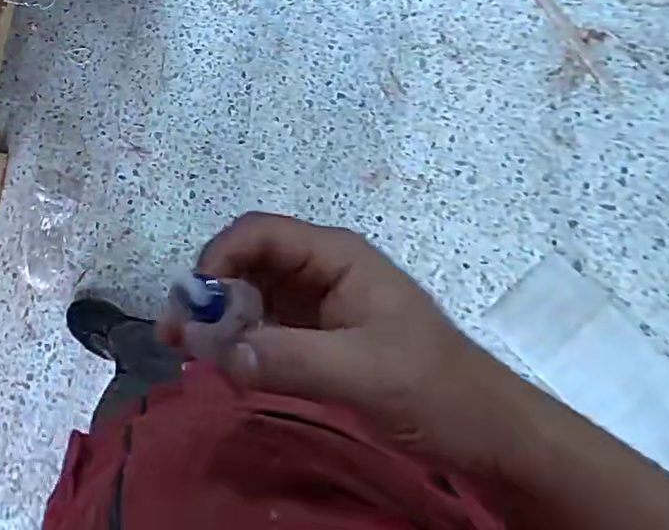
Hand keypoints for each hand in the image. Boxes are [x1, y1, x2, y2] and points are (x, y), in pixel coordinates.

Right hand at [158, 212, 537, 474]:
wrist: (492, 437)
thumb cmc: (436, 388)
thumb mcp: (364, 372)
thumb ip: (290, 358)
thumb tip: (216, 351)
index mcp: (333, 254)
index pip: (260, 233)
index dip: (220, 256)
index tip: (195, 299)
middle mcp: (316, 267)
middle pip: (245, 260)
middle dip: (208, 290)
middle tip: (176, 328)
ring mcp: (312, 300)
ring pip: (247, 291)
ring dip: (215, 316)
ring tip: (183, 345)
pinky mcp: (310, 332)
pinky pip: (259, 324)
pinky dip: (234, 338)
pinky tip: (215, 359)